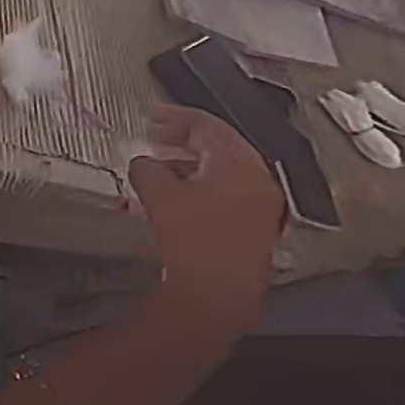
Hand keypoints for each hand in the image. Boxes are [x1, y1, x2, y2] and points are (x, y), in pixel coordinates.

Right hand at [129, 104, 284, 331]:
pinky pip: (226, 192)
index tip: (152, 114)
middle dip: (186, 141)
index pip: (209, 126)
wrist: (218, 290)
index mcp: (238, 163)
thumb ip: (148, 171)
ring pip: (223, 171)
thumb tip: (143, 163)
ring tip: (160, 169)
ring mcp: (260, 203)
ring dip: (191, 165)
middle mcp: (257, 178)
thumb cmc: (190, 236)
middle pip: (222, 147)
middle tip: (155, 138)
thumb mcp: (159, 196)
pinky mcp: (252, 226)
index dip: (177, 117)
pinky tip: (178, 197)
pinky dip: (200, 185)